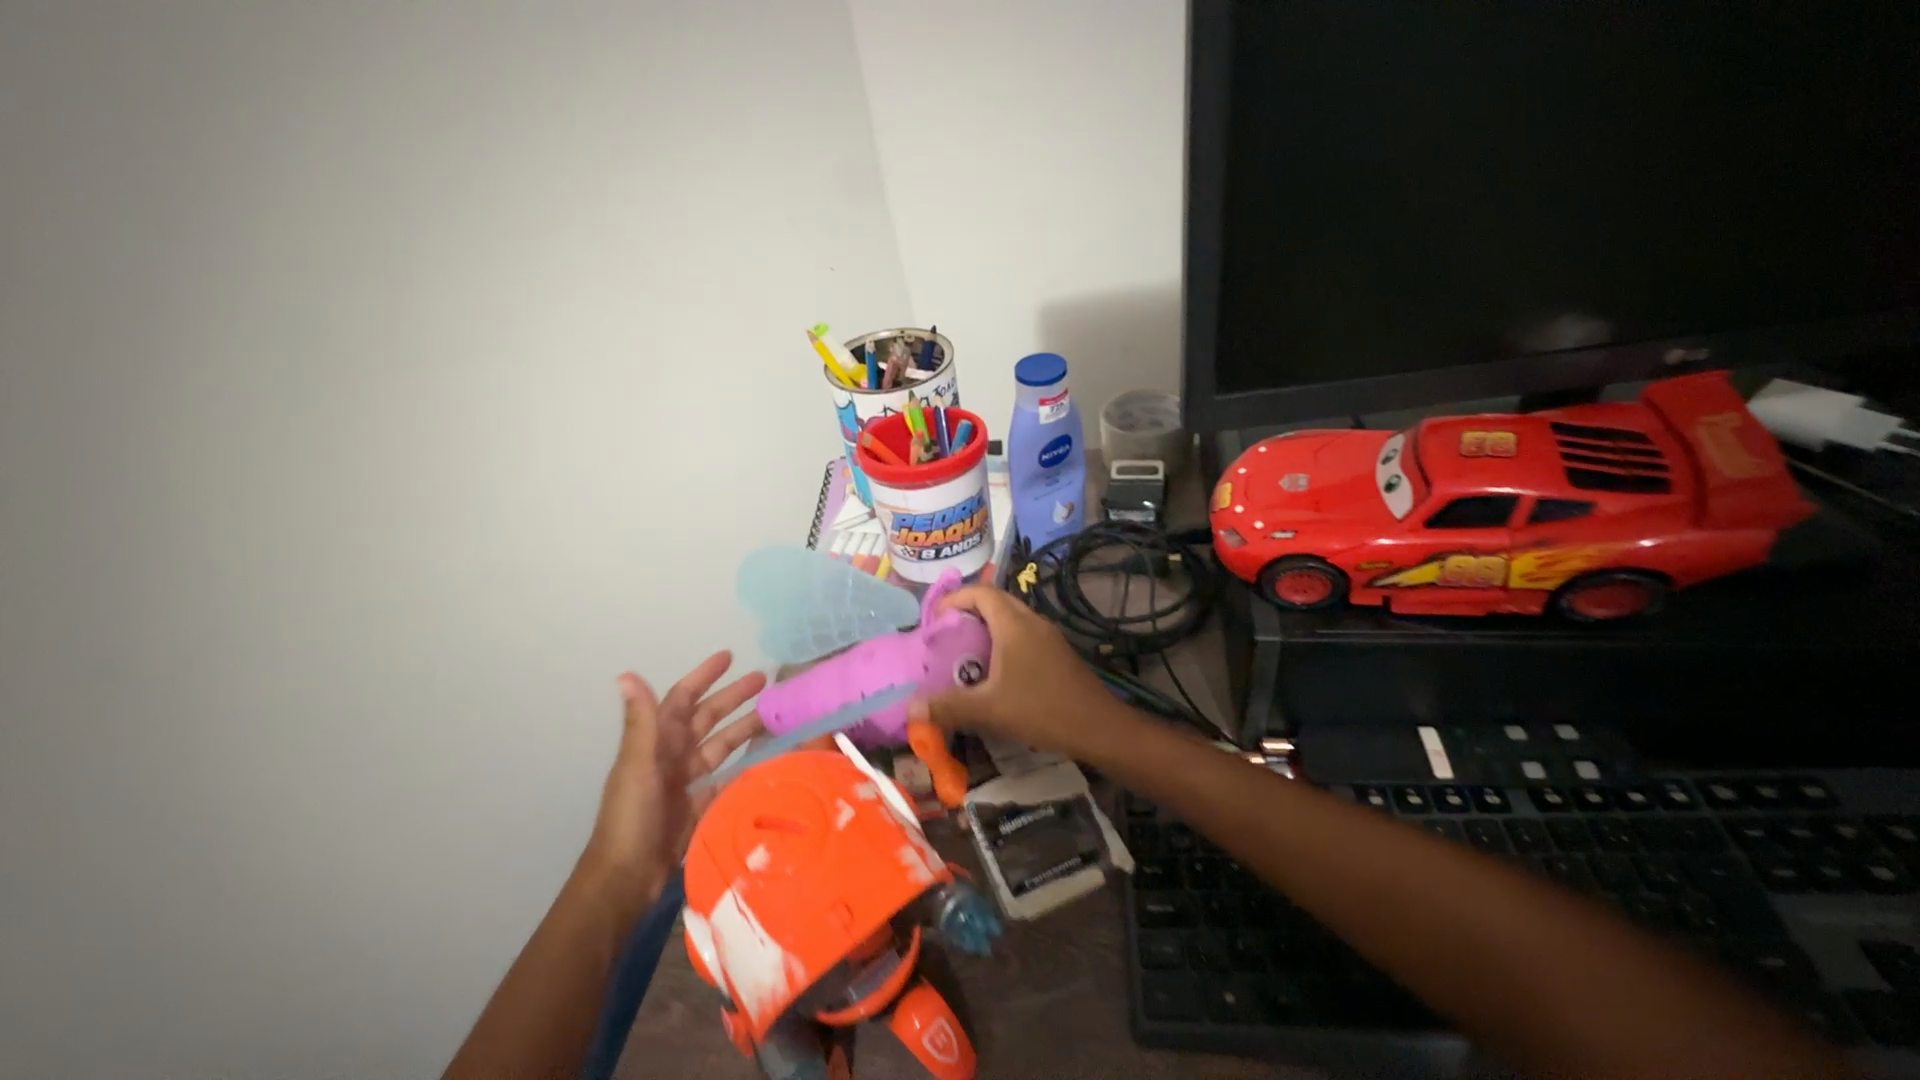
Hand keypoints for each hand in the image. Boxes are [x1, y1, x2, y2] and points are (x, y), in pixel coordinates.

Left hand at [579, 651, 765, 903]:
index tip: (731, 656)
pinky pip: (727, 780)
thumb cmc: (630, 818)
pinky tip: (770, 762)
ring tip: (776, 717)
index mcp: (656, 743)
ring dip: (745, 730)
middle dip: (734, 699)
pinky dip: (746, 768)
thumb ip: (640, 722)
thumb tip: (626, 674)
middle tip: (767, 681)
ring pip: (721, 747)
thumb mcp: (638, 766)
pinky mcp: (700, 808)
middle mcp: (672, 758)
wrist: (627, 878)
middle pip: (708, 720)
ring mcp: (686, 784)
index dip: (704, 677)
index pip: (683, 699)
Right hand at [907, 585, 1118, 758]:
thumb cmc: (1041, 710)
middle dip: (968, 612)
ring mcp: (1049, 636)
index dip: (954, 598)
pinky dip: (1004, 642)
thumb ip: (948, 706)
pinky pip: (1024, 634)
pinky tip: (995, 672)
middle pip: (996, 601)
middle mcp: (1032, 622)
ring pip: (1012, 618)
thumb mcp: (989, 710)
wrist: (1098, 727)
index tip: (934, 621)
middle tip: (946, 636)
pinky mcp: (1058, 653)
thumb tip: (911, 706)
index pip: (981, 592)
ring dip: (987, 628)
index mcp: (1014, 625)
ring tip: (964, 653)